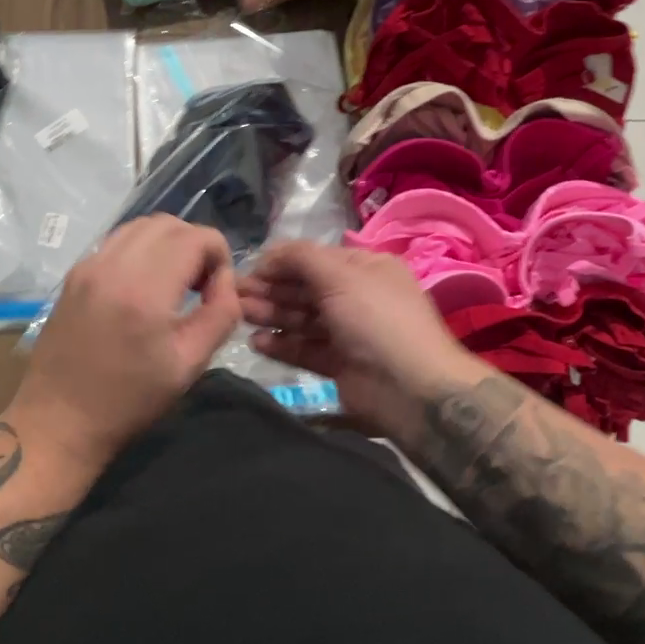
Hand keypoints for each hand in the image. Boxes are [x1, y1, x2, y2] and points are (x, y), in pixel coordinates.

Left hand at [13, 215, 241, 466]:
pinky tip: (145, 286)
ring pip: (142, 226)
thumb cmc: (130, 400)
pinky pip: (118, 241)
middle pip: (171, 224)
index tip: (217, 293)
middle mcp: (114, 266)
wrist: (60, 421)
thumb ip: (221, 315)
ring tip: (175, 283)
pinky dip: (142, 250)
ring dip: (169, 243)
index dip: (220, 257)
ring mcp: (89, 266)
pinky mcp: (75, 274)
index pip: (197, 238)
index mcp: (145, 290)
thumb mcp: (190, 364)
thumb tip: (225, 283)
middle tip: (201, 285)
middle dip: (196, 246)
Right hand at [238, 241, 482, 427]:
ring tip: (239, 316)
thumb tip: (268, 255)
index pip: (315, 259)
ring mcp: (349, 332)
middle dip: (270, 290)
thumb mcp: (341, 276)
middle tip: (233, 295)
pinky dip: (283, 344)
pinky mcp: (340, 365)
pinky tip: (258, 343)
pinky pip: (306, 349)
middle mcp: (358, 296)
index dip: (281, 263)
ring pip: (302, 319)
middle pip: (305, 289)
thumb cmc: (377, 319)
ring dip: (271, 315)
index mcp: (366, 269)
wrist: (412, 388)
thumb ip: (300, 258)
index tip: (247, 271)